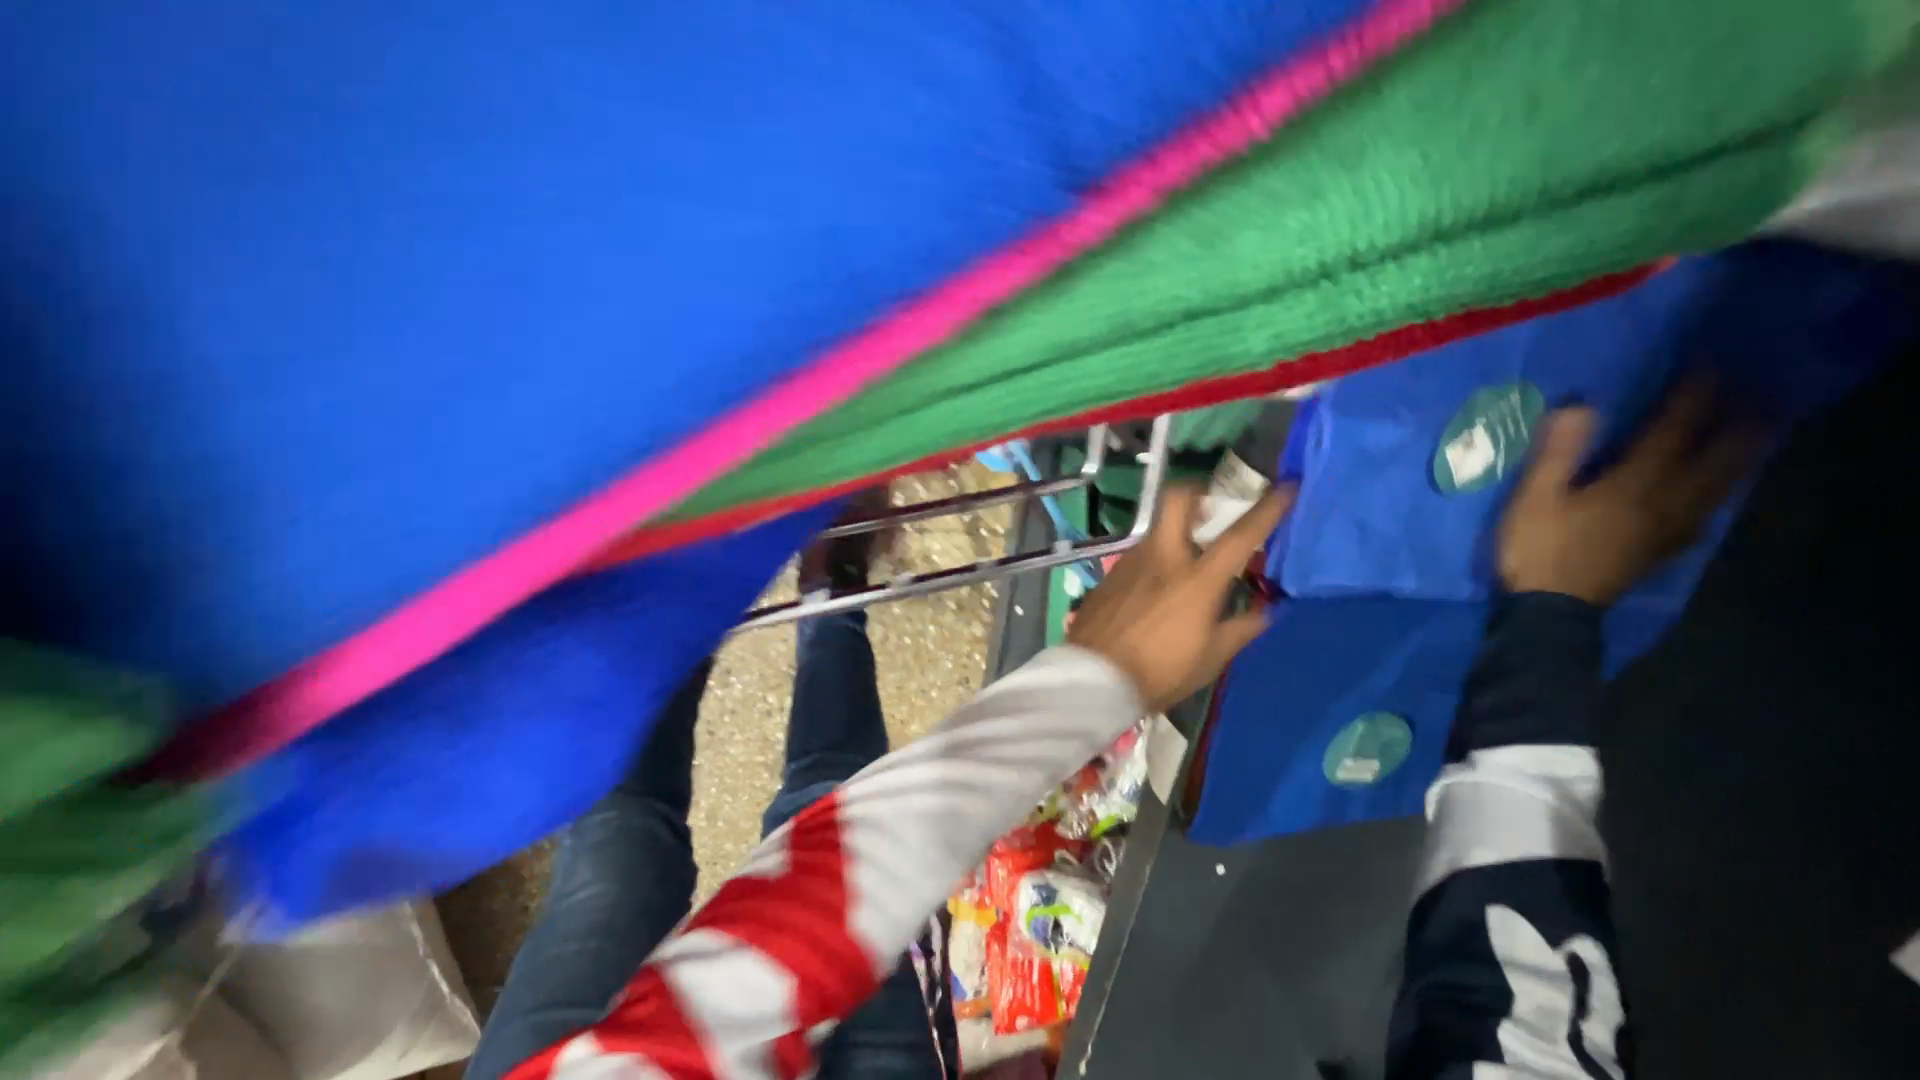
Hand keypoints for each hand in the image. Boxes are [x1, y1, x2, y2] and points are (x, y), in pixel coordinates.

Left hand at [1068, 483, 1292, 710]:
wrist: (1091, 680)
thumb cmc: (1159, 672)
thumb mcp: (1211, 659)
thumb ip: (1241, 629)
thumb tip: (1265, 610)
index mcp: (1197, 579)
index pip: (1240, 535)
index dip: (1268, 509)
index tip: (1286, 487)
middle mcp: (1162, 558)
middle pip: (1178, 500)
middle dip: (1199, 492)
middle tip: (1212, 508)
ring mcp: (1131, 562)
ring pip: (1157, 529)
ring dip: (1175, 534)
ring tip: (1186, 561)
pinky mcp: (1109, 575)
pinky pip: (1139, 555)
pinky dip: (1155, 561)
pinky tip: (1157, 588)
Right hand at [1500, 382, 1757, 605]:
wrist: (1551, 613)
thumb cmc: (1538, 550)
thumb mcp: (1534, 498)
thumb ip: (1558, 452)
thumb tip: (1579, 405)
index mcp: (1635, 483)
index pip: (1673, 429)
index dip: (1693, 395)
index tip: (1710, 363)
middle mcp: (1667, 501)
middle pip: (1718, 457)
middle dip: (1740, 423)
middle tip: (1758, 395)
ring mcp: (1670, 528)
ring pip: (1721, 485)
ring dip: (1742, 456)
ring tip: (1758, 433)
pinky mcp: (1663, 550)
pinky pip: (1705, 514)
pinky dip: (1720, 494)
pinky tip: (1718, 493)